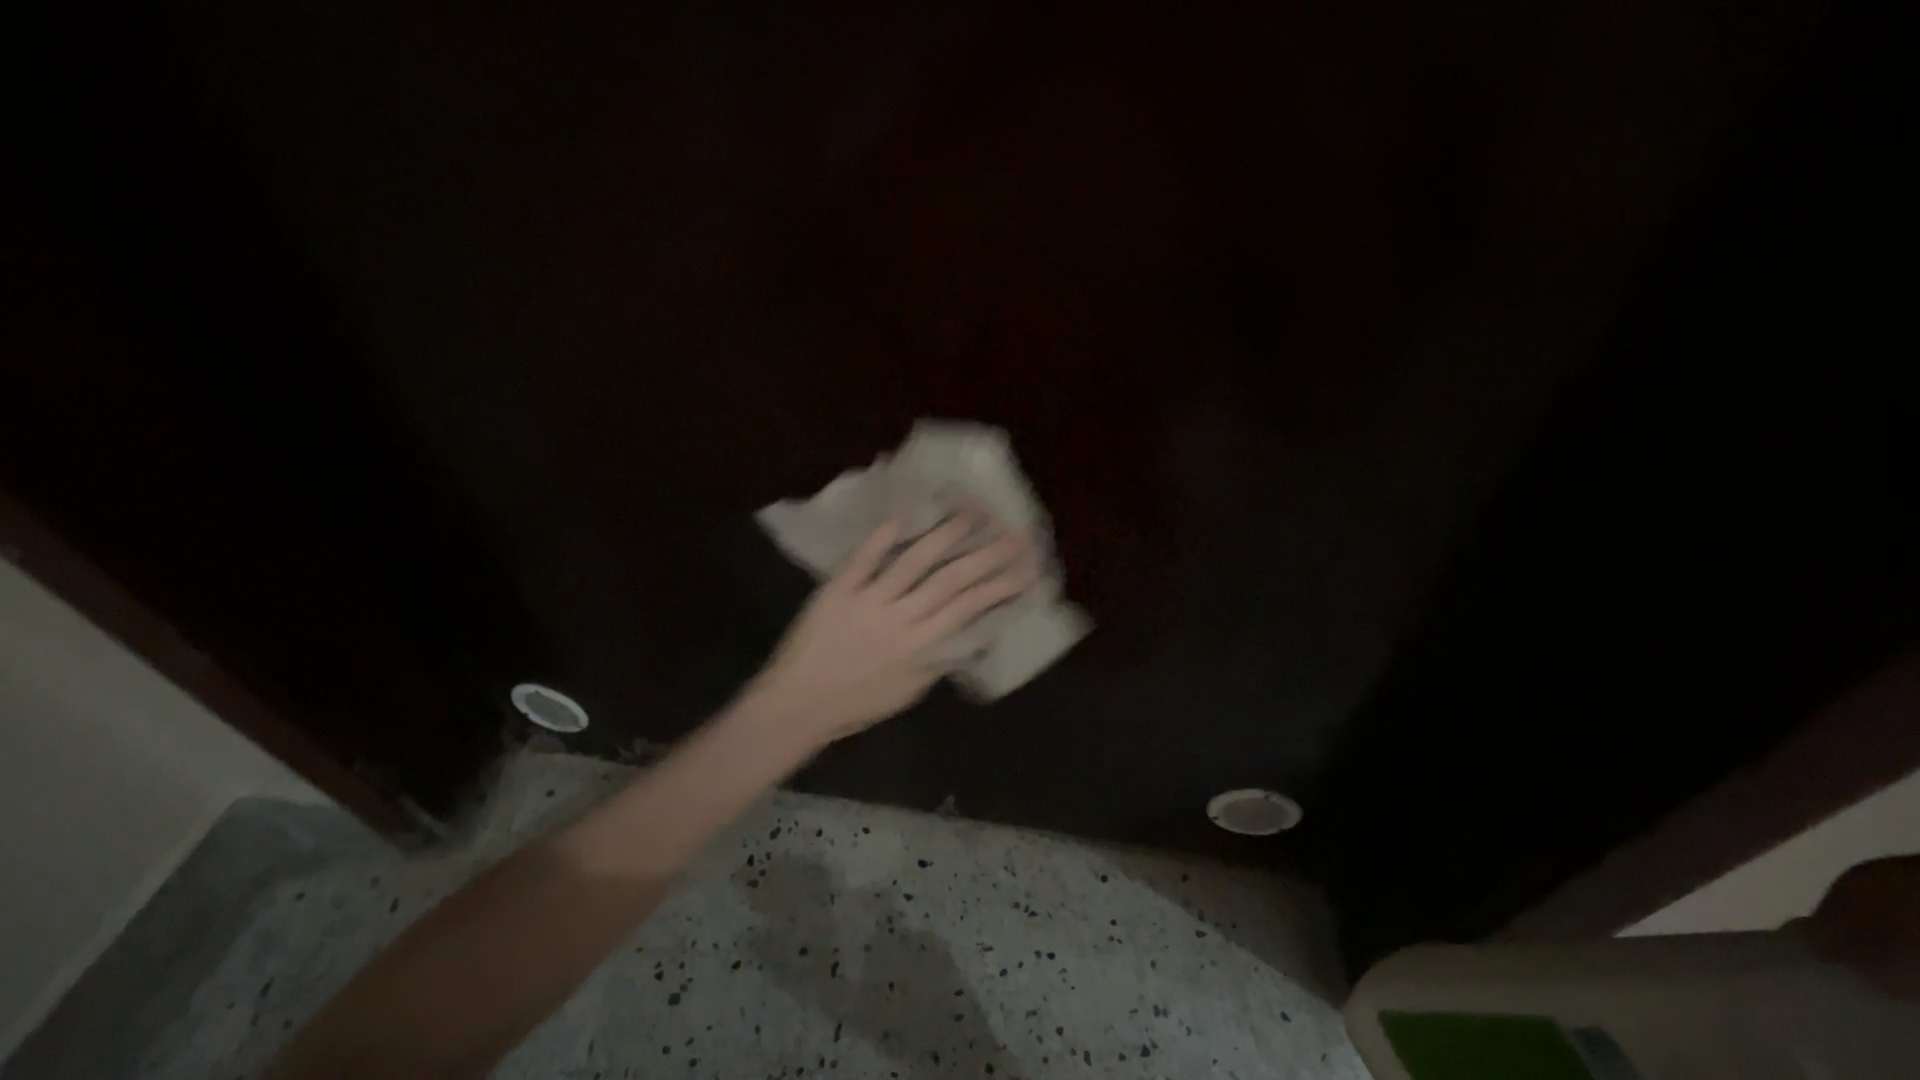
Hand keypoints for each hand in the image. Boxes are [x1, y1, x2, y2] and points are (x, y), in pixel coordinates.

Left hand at [744, 514, 1037, 743]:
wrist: (798, 706)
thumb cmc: (857, 704)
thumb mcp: (909, 691)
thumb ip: (936, 660)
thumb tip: (965, 634)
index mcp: (920, 647)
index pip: (968, 609)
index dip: (1000, 586)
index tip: (1027, 568)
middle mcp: (900, 619)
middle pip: (951, 580)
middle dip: (987, 556)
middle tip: (1015, 534)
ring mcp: (868, 601)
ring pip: (914, 563)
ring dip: (945, 536)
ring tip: (972, 513)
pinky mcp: (837, 591)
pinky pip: (863, 560)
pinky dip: (882, 538)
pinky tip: (903, 516)